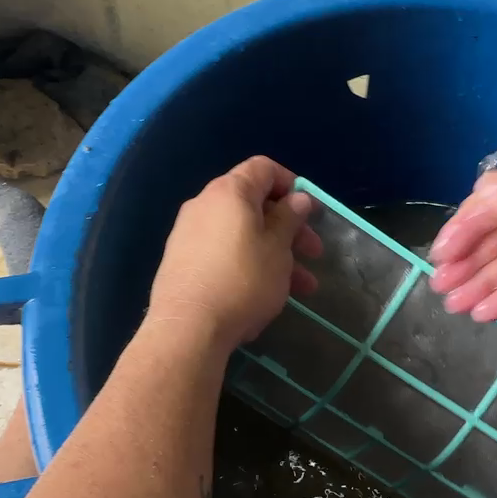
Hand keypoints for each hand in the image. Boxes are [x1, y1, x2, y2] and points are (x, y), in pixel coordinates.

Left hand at [147, 156, 320, 348]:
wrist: (188, 328)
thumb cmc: (243, 281)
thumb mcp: (277, 248)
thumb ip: (289, 218)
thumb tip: (296, 198)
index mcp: (230, 192)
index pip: (264, 169)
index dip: (292, 184)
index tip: (311, 211)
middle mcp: (204, 205)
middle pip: (254, 205)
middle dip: (290, 228)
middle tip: (314, 253)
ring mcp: (189, 234)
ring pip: (242, 235)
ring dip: (275, 254)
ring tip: (302, 288)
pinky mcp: (182, 263)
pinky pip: (224, 253)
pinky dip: (249, 265)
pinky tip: (266, 294)